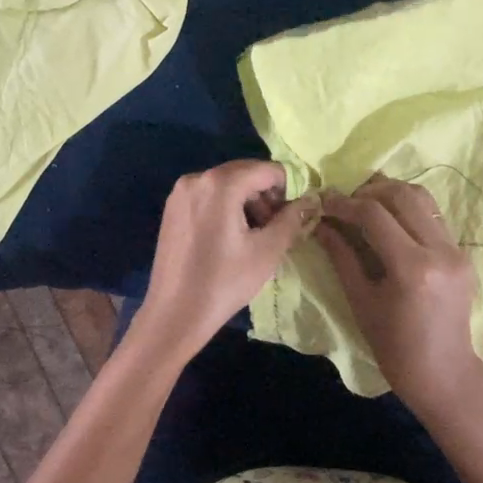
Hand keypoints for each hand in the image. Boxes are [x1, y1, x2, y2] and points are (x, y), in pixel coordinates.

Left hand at [131, 161, 318, 361]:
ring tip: (258, 234)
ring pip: (226, 185)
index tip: (298, 212)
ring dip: (248, 201)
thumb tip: (310, 200)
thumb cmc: (224, 282)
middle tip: (280, 225)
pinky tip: (233, 236)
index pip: (266, 170)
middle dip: (267, 194)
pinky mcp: (172, 209)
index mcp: (220, 184)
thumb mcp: (267, 252)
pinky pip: (208, 196)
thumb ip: (291, 219)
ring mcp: (180, 193)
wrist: (175, 312)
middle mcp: (196, 178)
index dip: (289, 186)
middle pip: (244, 174)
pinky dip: (227, 207)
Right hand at [315, 174, 482, 411]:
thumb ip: (340, 255)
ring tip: (365, 205)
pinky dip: (407, 211)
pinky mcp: (463, 254)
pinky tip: (388, 223)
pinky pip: (433, 217)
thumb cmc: (393, 346)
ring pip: (423, 199)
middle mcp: (440, 251)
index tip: (322, 202)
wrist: (443, 373)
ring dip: (390, 195)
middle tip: (345, 201)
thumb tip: (319, 222)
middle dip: (368, 190)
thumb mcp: (360, 300)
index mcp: (413, 268)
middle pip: (403, 195)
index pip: (374, 214)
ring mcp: (457, 251)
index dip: (343, 203)